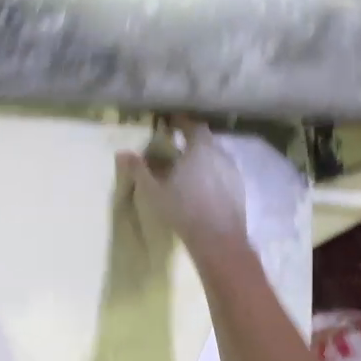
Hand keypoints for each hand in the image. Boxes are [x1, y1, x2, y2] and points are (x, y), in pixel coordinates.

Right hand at [117, 120, 247, 259]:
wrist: (218, 238)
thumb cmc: (183, 209)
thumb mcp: (154, 190)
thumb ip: (139, 169)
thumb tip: (122, 152)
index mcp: (199, 149)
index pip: (191, 126)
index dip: (181, 122)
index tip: (170, 123)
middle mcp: (219, 154)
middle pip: (205, 139)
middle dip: (192, 138)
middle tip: (177, 145)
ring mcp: (232, 170)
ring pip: (216, 155)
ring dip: (202, 156)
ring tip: (188, 167)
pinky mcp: (239, 187)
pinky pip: (223, 171)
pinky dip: (211, 172)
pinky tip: (202, 185)